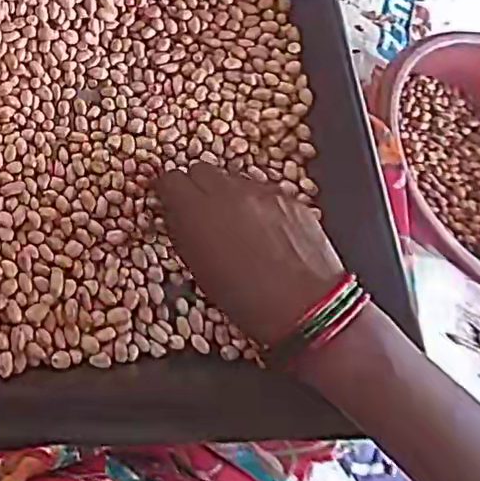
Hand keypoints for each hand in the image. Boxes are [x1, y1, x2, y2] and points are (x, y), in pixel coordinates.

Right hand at [155, 163, 346, 346]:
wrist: (310, 310)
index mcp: (196, 210)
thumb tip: (174, 212)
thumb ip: (181, 230)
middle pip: (200, 169)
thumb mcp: (197, 267)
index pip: (170, 179)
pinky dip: (257, 203)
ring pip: (232, 178)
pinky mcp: (289, 198)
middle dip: (197, 186)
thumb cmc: (245, 299)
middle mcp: (226, 192)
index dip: (168, 190)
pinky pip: (263, 191)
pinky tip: (265, 229)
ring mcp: (261, 192)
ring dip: (227, 193)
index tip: (170, 200)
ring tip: (236, 222)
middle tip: (201, 209)